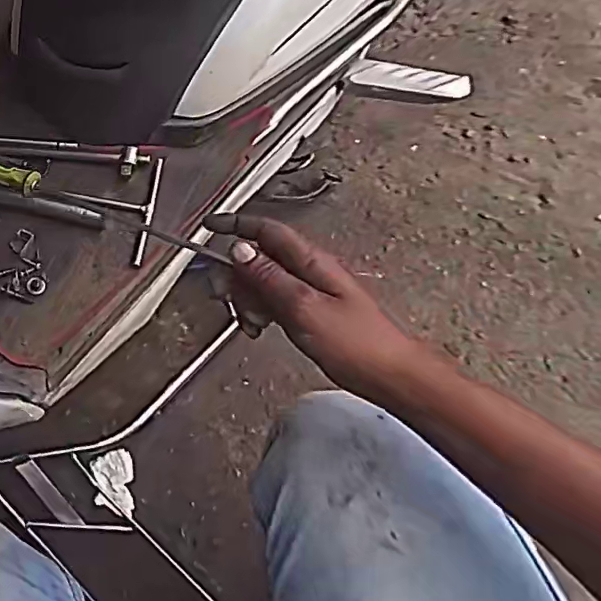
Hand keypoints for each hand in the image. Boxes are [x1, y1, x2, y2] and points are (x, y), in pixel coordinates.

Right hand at [207, 213, 441, 403]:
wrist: (390, 376)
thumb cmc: (358, 344)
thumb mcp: (303, 308)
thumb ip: (268, 277)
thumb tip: (239, 249)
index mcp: (311, 262)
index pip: (266, 231)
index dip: (235, 225)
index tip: (210, 226)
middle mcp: (309, 270)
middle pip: (258, 257)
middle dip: (236, 275)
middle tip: (227, 298)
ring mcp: (308, 290)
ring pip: (261, 280)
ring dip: (246, 299)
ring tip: (253, 322)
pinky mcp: (307, 309)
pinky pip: (271, 300)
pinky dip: (258, 311)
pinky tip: (260, 327)